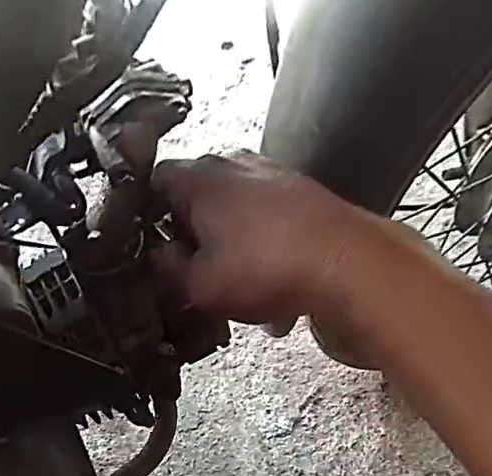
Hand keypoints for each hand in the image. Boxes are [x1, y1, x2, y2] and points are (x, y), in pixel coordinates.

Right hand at [152, 150, 399, 327]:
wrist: (343, 264)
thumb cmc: (269, 268)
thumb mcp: (197, 286)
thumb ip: (166, 270)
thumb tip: (159, 258)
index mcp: (198, 179)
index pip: (153, 185)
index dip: (148, 220)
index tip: (154, 250)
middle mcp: (234, 166)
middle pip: (197, 203)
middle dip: (194, 241)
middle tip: (196, 278)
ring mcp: (271, 176)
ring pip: (235, 218)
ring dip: (232, 253)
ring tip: (242, 293)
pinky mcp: (301, 196)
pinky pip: (269, 228)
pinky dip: (265, 256)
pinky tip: (274, 290)